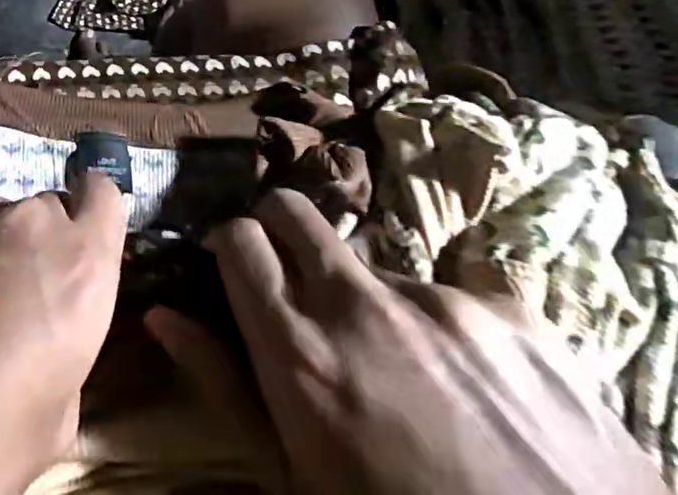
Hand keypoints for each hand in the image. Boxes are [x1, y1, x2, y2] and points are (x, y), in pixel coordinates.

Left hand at [0, 175, 127, 494]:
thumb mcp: (60, 411)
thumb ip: (68, 338)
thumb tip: (50, 321)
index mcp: (83, 265)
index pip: (105, 193)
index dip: (93, 212)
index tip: (79, 234)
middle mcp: (34, 222)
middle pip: (48, 209)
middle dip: (38, 243)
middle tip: (12, 292)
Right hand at [202, 189, 667, 494]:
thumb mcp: (293, 481)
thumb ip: (224, 385)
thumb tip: (163, 314)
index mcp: (301, 353)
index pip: (239, 238)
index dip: (231, 246)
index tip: (237, 269)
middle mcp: (364, 306)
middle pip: (293, 209)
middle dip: (279, 230)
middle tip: (295, 284)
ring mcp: (443, 300)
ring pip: (375, 265)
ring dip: (372, 303)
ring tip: (411, 381)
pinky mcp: (514, 310)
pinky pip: (456, 297)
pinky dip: (448, 331)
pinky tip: (478, 393)